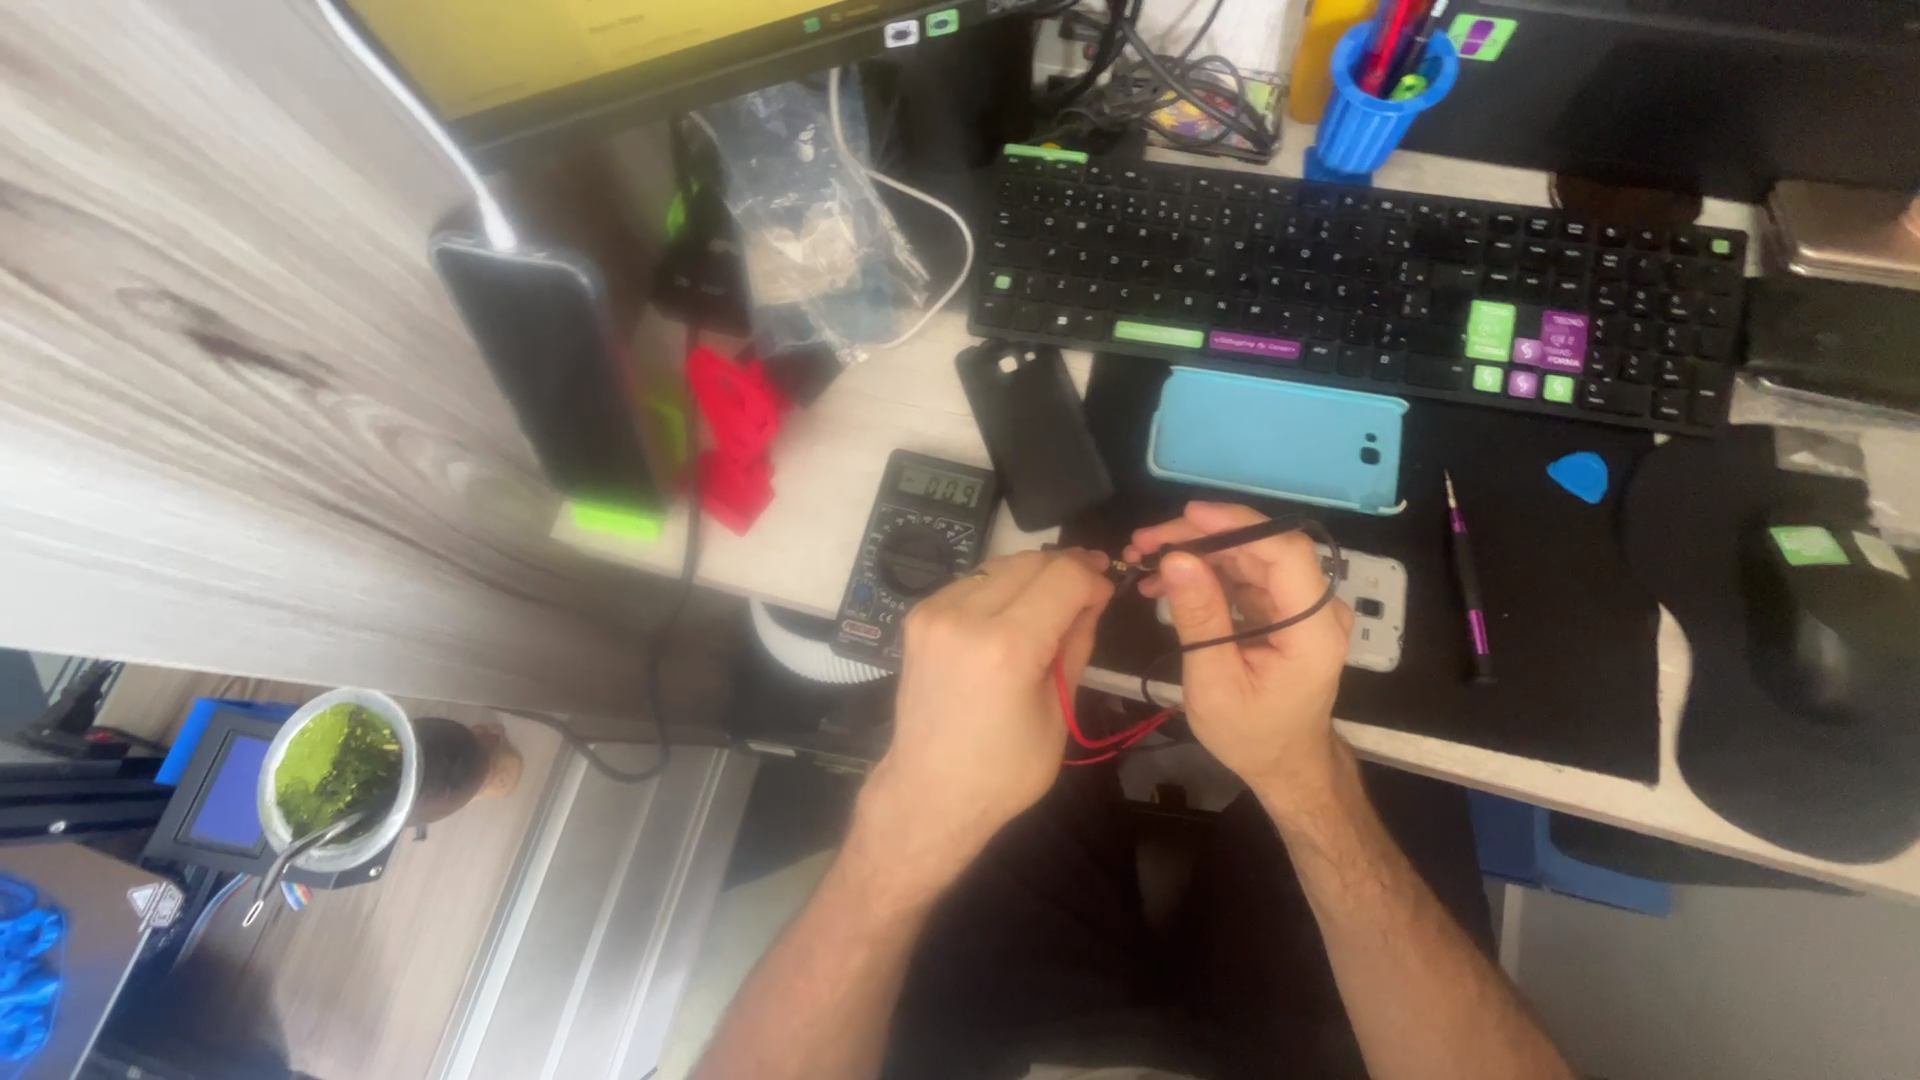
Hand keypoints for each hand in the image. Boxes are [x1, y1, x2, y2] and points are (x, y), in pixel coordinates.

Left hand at [855, 548, 1114, 902]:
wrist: (929, 791)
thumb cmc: (1003, 769)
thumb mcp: (1059, 713)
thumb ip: (1077, 643)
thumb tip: (1094, 596)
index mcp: (1006, 647)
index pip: (1063, 576)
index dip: (1093, 576)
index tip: (1106, 590)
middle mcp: (964, 618)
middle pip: (1031, 560)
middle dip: (1066, 569)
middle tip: (1087, 589)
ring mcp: (934, 613)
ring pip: (1000, 565)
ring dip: (1032, 575)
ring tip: (1050, 603)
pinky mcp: (918, 616)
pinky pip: (971, 582)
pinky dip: (999, 588)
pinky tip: (1010, 614)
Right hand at [1126, 502, 1353, 813]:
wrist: (1283, 764)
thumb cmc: (1251, 735)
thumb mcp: (1214, 684)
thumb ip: (1199, 619)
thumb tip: (1176, 558)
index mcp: (1313, 630)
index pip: (1286, 554)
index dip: (1239, 524)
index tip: (1187, 515)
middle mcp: (1316, 608)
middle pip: (1261, 548)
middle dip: (1200, 536)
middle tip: (1144, 541)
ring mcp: (1299, 607)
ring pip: (1247, 556)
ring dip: (1194, 552)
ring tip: (1143, 558)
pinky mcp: (1281, 609)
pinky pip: (1242, 576)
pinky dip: (1202, 573)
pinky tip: (1162, 581)